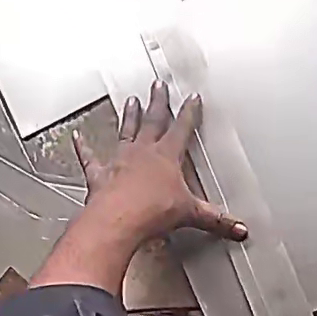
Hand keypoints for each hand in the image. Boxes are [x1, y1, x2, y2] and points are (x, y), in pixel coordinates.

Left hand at [77, 83, 246, 245]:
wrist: (119, 220)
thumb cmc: (151, 213)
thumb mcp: (190, 214)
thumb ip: (215, 220)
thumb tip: (238, 229)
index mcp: (167, 157)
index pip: (182, 128)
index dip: (189, 112)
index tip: (192, 98)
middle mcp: (142, 153)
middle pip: (153, 121)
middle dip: (157, 103)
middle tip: (158, 85)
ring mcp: (119, 161)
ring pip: (126, 132)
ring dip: (129, 117)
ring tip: (131, 101)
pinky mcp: (99, 175)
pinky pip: (90, 158)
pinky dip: (84, 148)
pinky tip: (78, 138)